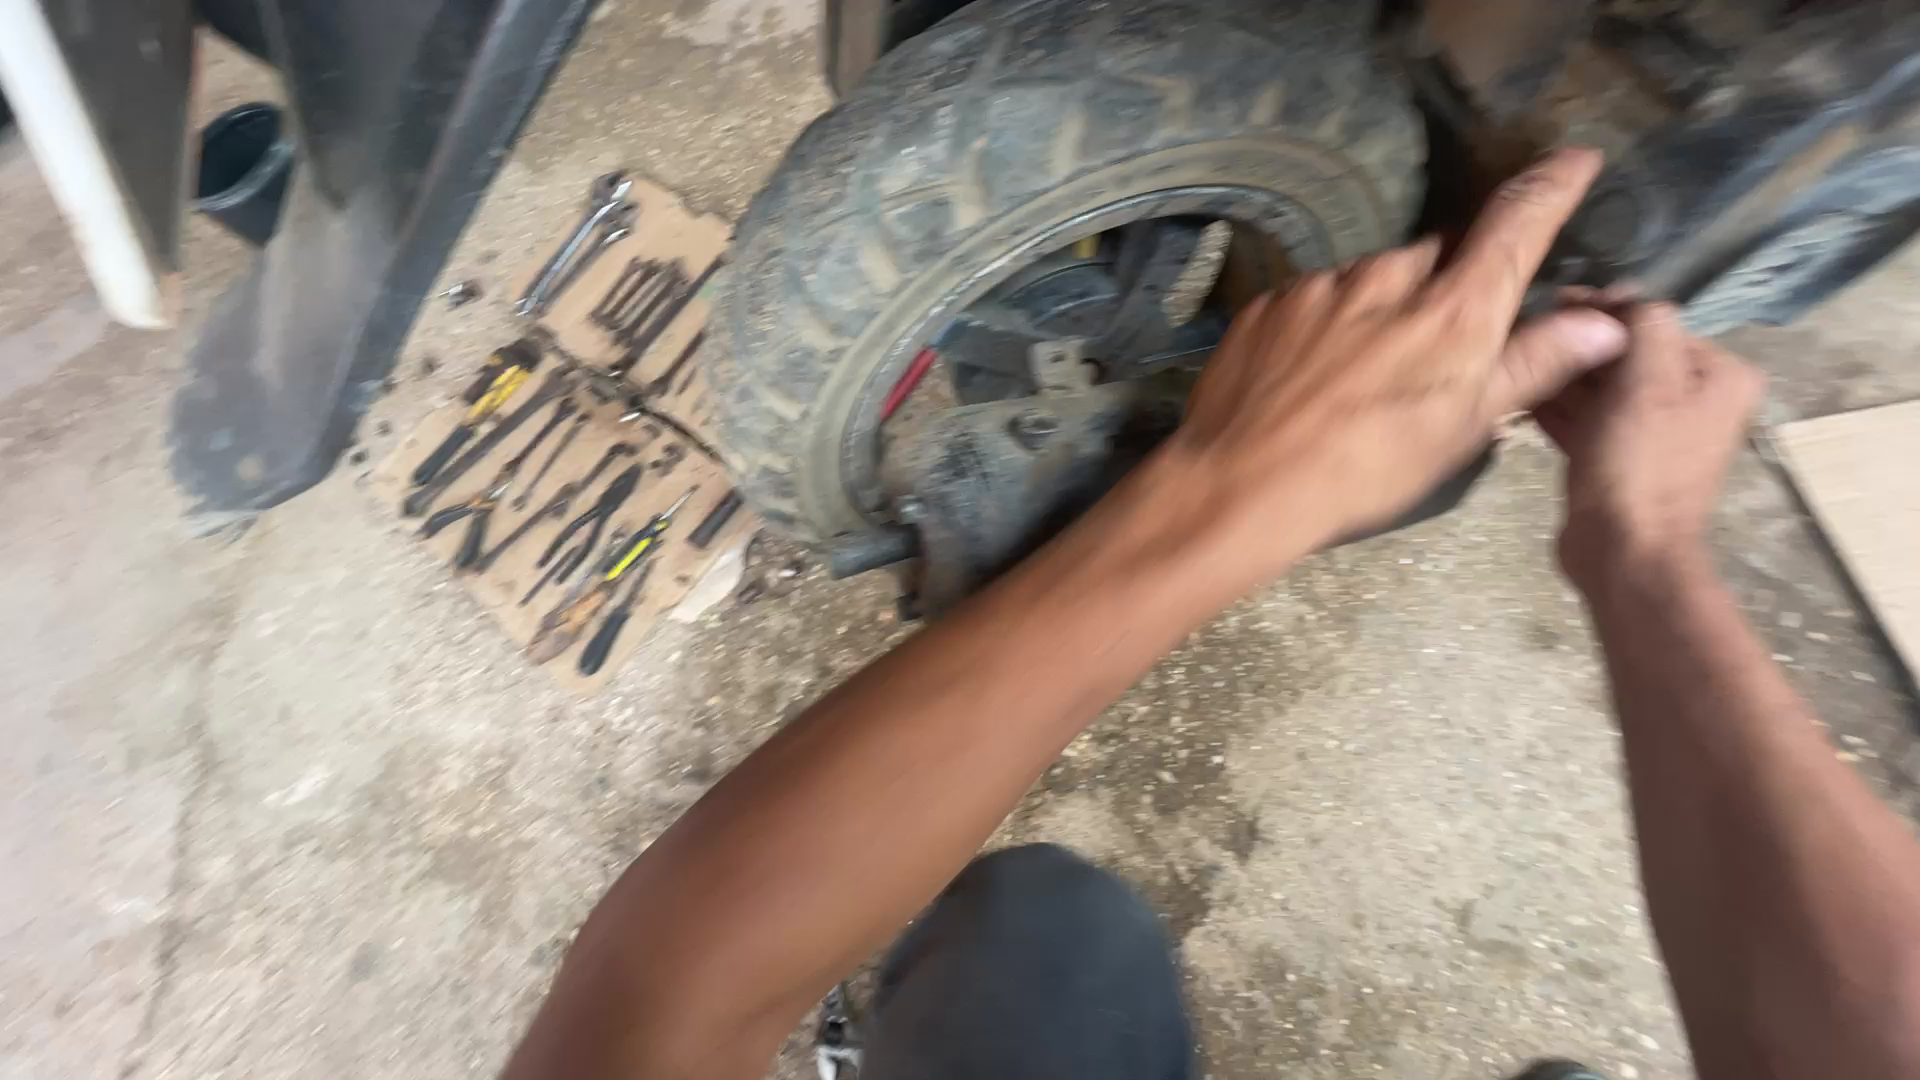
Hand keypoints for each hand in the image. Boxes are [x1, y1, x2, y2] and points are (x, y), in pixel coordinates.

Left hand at [1164, 147, 1628, 578]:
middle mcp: (1384, 278)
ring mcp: (1316, 289)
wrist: (1242, 482)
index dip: (1551, 188)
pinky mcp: (1263, 306)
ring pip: (1359, 284)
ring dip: (1364, 312)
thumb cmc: (1363, 469)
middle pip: (1426, 262)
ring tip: (1343, 379)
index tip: (1570, 164)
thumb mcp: (1459, 430)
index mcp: (1452, 308)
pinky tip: (1297, 376)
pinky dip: (1311, 328)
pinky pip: (1303, 303)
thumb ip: (1530, 366)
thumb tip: (1602, 322)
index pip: (1517, 222)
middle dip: (1429, 293)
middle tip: (1412, 354)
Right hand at [1534, 303, 1765, 589]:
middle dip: (1573, 346)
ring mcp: (1647, 430)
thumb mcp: (1648, 384)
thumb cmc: (1638, 464)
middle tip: (1521, 333)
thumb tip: (1619, 296)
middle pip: (1621, 356)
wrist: (1622, 548)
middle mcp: (1689, 397)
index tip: (1549, 302)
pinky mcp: (1610, 456)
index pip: (1653, 323)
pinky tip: (1516, 397)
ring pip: (1596, 388)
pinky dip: (1552, 408)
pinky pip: (1580, 419)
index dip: (1601, 312)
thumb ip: (1643, 326)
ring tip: (1510, 361)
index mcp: (1715, 375)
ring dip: (1556, 377)